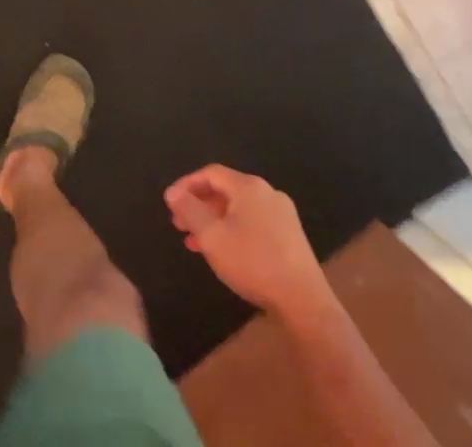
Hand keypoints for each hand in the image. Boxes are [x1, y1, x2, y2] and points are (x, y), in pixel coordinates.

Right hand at [166, 165, 331, 316]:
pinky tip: (221, 250)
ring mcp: (281, 213)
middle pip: (225, 190)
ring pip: (238, 208)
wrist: (302, 297)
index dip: (187, 184)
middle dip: (199, 205)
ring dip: (213, 220)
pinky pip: (252, 222)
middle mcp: (267, 193)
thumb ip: (190, 210)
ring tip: (194, 241)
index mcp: (249, 187)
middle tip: (178, 224)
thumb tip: (173, 192)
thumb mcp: (212, 236)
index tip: (170, 203)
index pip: (211, 174)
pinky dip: (231, 229)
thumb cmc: (251, 261)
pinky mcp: (289, 234)